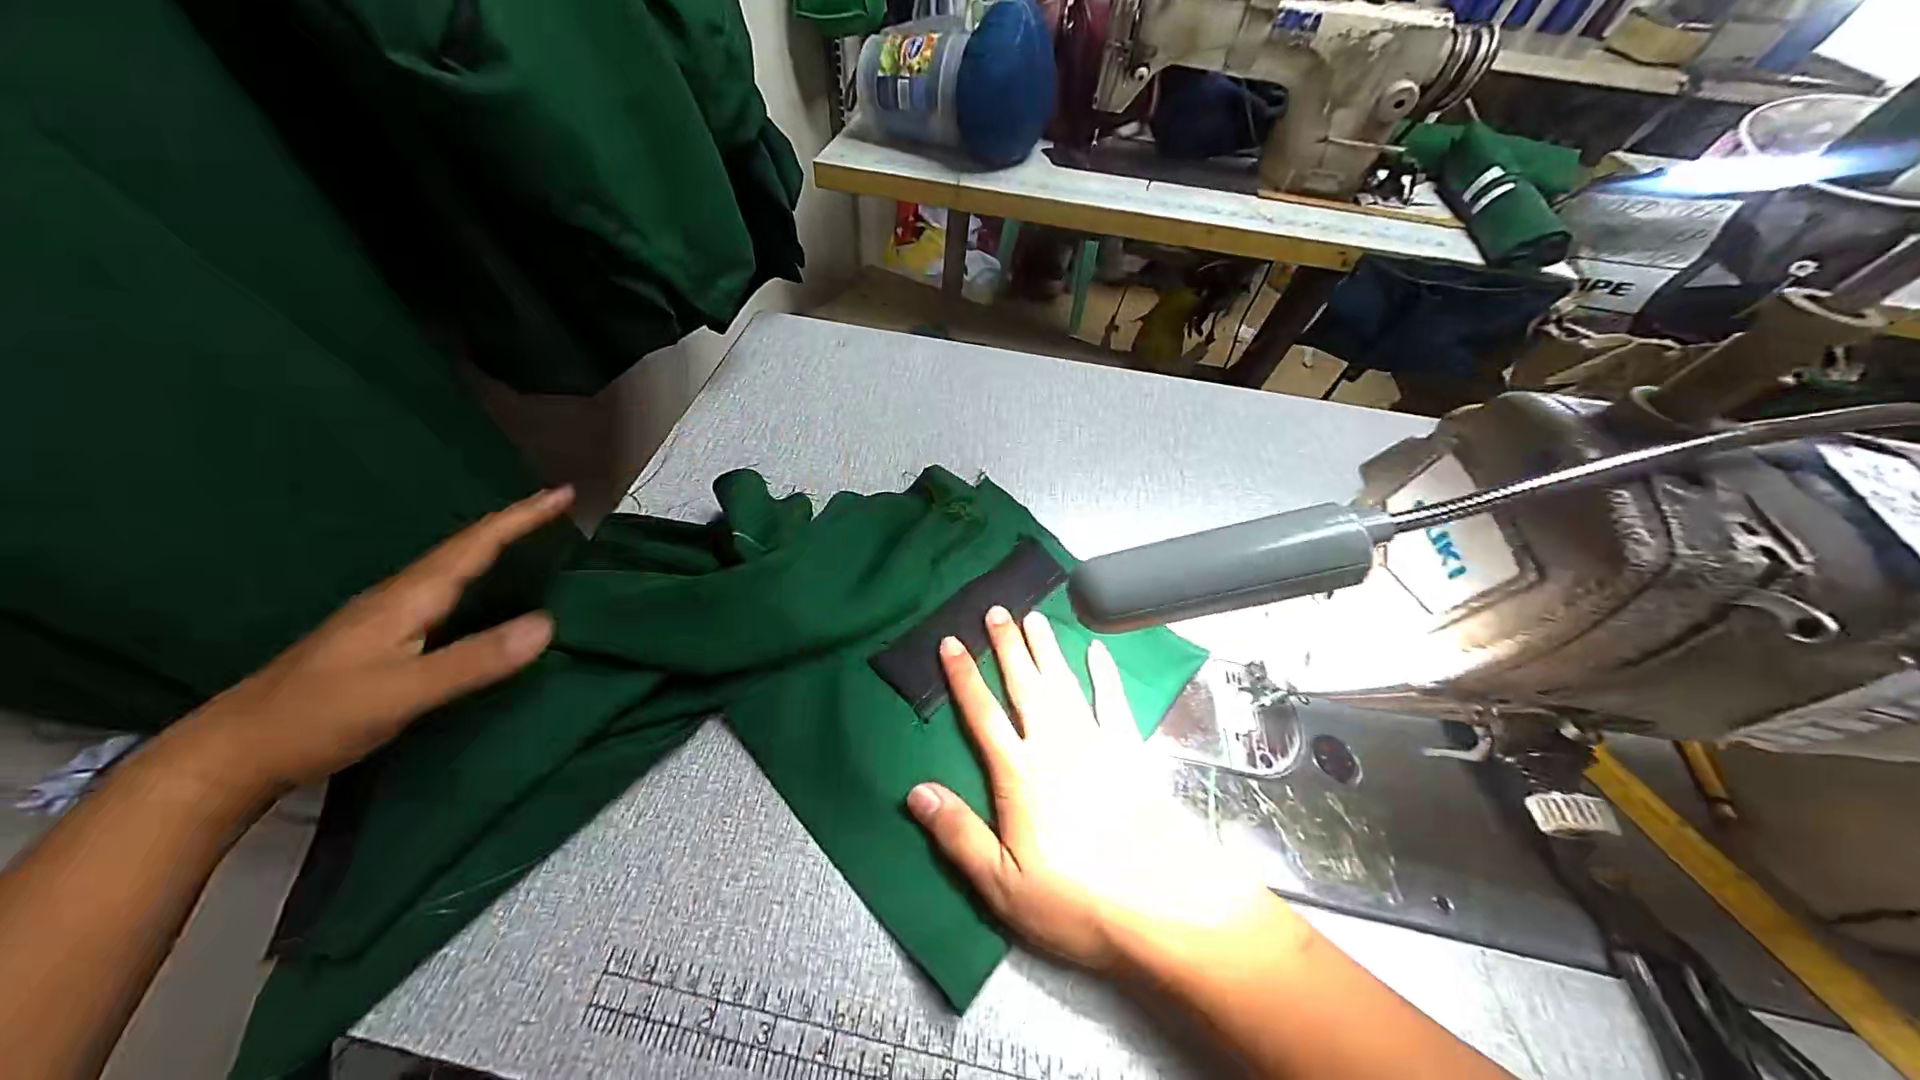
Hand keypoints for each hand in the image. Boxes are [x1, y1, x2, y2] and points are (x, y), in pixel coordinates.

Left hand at [155, 487, 573, 802]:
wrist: (232, 753)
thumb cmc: (318, 718)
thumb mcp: (403, 693)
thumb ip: (475, 659)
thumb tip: (548, 623)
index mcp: (408, 599)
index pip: (474, 545)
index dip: (521, 517)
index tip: (563, 494)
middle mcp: (399, 596)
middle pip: (465, 546)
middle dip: (514, 522)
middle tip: (557, 506)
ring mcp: (387, 616)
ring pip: (453, 566)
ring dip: (495, 544)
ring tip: (532, 535)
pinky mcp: (384, 637)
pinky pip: (445, 590)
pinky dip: (477, 574)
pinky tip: (484, 587)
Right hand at [906, 606, 1287, 980]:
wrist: (1165, 907)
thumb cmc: (1077, 901)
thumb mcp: (1003, 885)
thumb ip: (958, 835)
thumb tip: (916, 791)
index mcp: (1020, 775)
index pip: (983, 715)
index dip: (964, 677)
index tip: (952, 643)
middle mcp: (1056, 747)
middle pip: (1025, 686)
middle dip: (1007, 646)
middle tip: (997, 610)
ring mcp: (1097, 744)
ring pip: (1064, 684)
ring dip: (1048, 649)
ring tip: (1035, 618)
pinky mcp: (1131, 752)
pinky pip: (1114, 702)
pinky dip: (1105, 675)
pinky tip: (1098, 652)